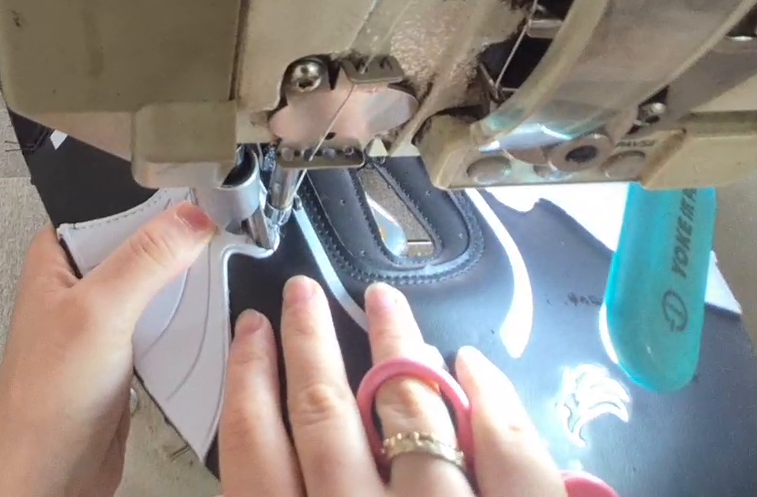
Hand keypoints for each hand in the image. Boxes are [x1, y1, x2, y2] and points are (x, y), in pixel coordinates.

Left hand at [0, 204, 217, 496]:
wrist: (51, 479)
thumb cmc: (42, 400)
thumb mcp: (99, 312)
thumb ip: (145, 259)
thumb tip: (190, 216)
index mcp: (59, 253)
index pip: (118, 206)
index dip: (159, 202)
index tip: (203, 203)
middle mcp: (80, 279)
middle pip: (144, 241)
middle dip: (178, 248)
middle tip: (215, 247)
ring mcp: (105, 314)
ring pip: (159, 282)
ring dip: (185, 289)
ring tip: (208, 288)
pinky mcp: (126, 348)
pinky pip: (166, 321)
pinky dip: (185, 323)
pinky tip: (199, 325)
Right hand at [220, 277, 566, 496]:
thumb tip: (270, 465)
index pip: (253, 452)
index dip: (246, 380)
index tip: (248, 332)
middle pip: (323, 415)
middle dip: (309, 341)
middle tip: (300, 290)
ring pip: (409, 414)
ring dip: (393, 346)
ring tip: (382, 300)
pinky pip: (511, 462)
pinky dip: (492, 407)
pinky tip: (474, 365)